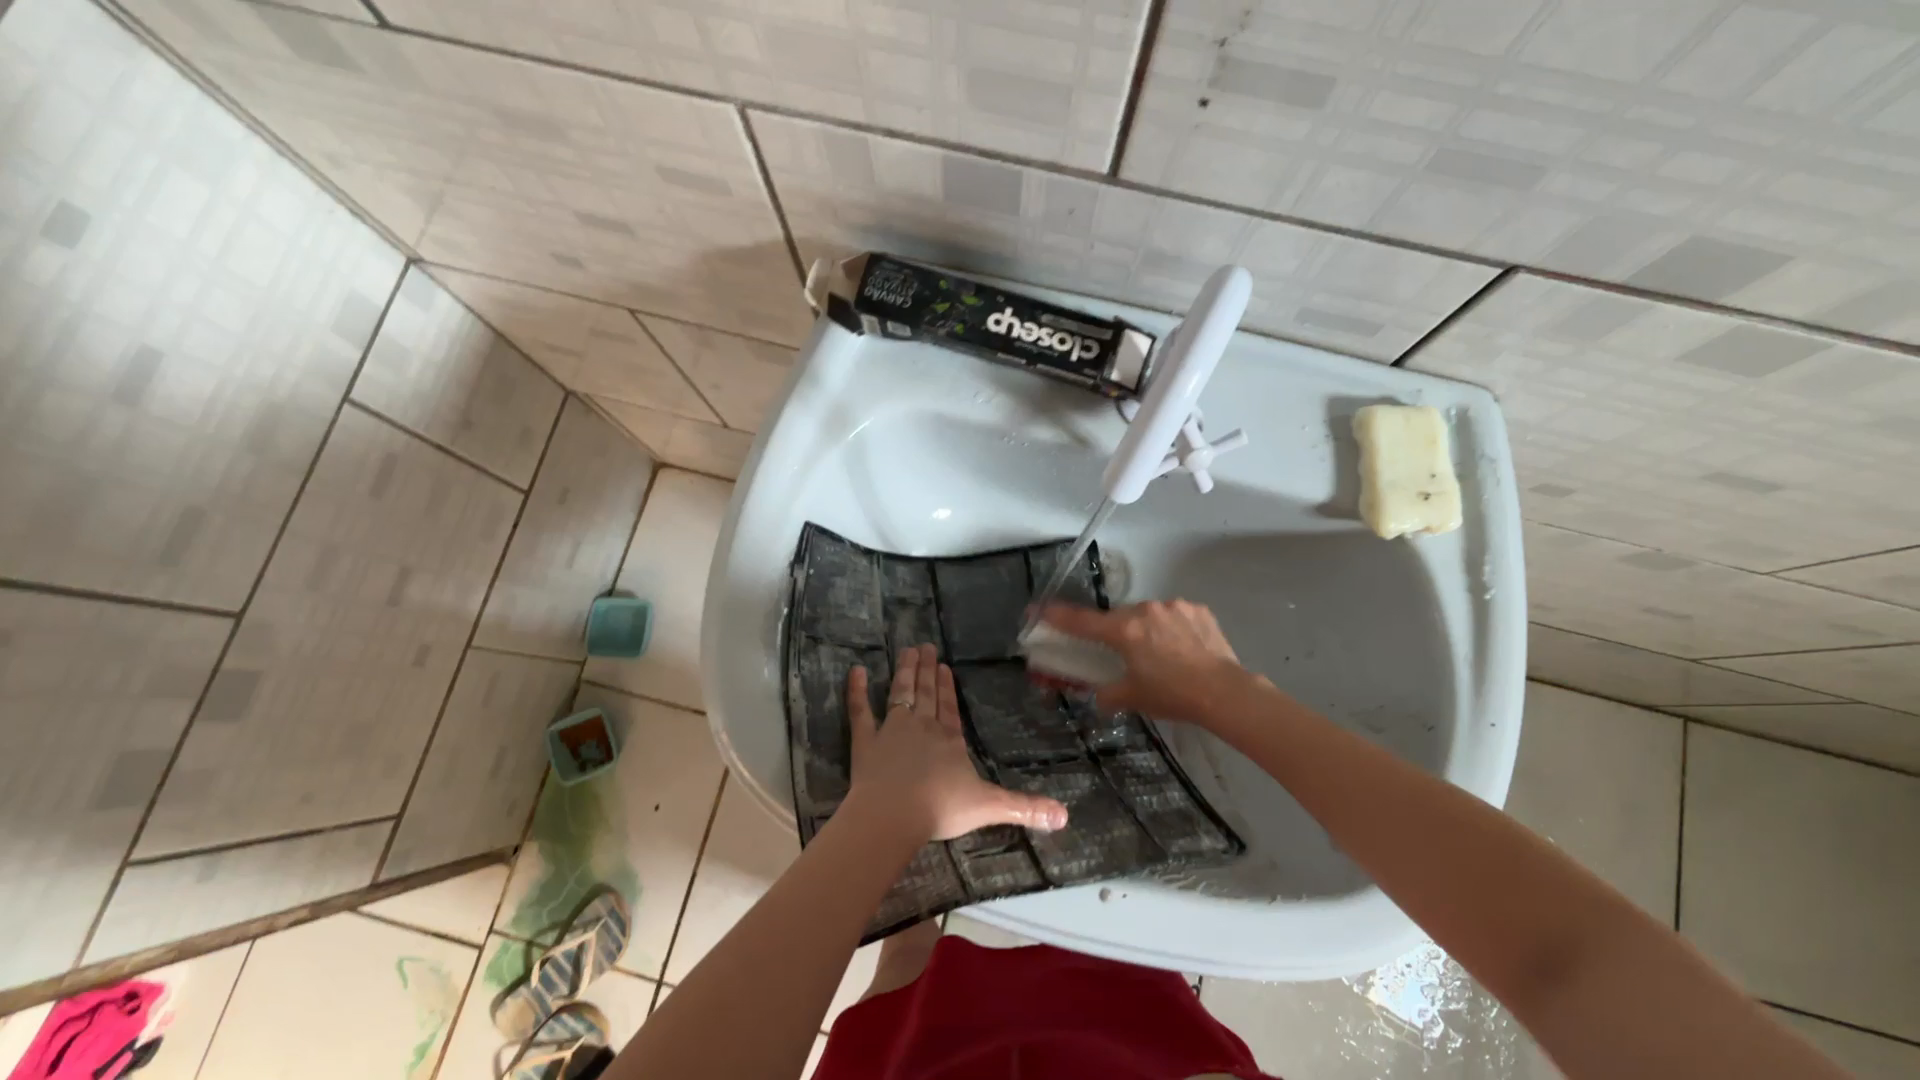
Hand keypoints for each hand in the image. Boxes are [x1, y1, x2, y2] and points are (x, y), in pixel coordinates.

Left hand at [846, 644, 1068, 841]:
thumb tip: (1065, 816)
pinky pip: (859, 711)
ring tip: (906, 651)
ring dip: (904, 672)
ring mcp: (892, 731)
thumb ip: (1024, 808)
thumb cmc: (940, 808)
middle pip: (925, 693)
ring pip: (900, 694)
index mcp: (949, 740)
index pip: (949, 708)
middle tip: (924, 646)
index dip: (947, 688)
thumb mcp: (989, 807)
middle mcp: (922, 727)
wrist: (893, 814)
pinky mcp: (865, 742)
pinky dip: (856, 691)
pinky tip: (855, 672)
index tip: (944, 666)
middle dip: (926, 670)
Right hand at [1040, 600, 1250, 723]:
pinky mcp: (1197, 610)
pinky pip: (1174, 615)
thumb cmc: (1172, 695)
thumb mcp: (1133, 698)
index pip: (1081, 621)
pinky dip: (1171, 628)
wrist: (1224, 692)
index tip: (1038, 611)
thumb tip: (1098, 695)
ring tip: (1158, 655)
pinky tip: (1181, 649)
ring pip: (1147, 614)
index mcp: (1124, 630)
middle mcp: (1145, 610)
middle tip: (1121, 654)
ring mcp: (1173, 607)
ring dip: (1145, 630)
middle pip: (1118, 618)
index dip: (1056, 617)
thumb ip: (1107, 693)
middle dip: (1114, 633)